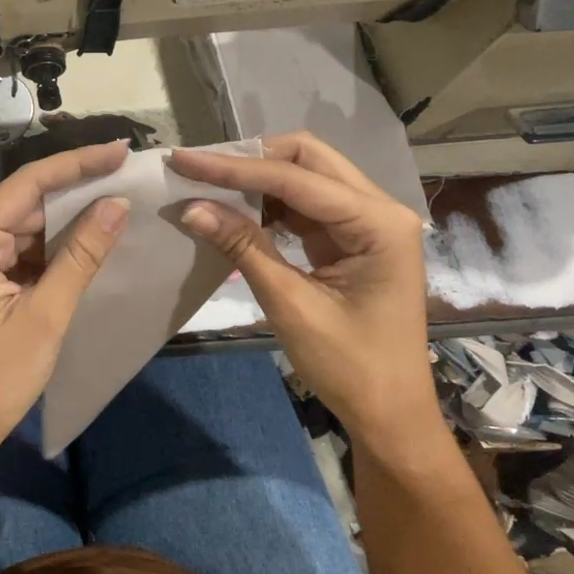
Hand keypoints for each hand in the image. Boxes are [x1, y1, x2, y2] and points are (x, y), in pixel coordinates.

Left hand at [0, 140, 132, 474]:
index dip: (76, 164)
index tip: (119, 150)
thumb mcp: (47, 314)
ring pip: (32, 220)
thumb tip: (117, 204)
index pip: (28, 185)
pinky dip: (61, 242)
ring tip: (124, 193)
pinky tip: (97, 230)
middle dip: (79, 186)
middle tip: (131, 170)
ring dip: (74, 213)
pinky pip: (29, 244)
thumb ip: (81, 256)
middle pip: (29, 198)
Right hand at [169, 132, 435, 440]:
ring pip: (304, 174)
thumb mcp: (291, 305)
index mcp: (378, 224)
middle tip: (197, 168)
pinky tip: (233, 208)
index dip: (235, 167)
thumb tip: (189, 207)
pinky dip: (266, 201)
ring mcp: (366, 222)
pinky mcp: (350, 238)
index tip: (183, 160)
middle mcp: (379, 210)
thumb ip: (242, 247)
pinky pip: (303, 202)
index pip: (295, 178)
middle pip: (307, 158)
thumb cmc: (350, 366)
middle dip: (250, 158)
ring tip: (206, 184)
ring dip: (255, 177)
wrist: (389, 415)